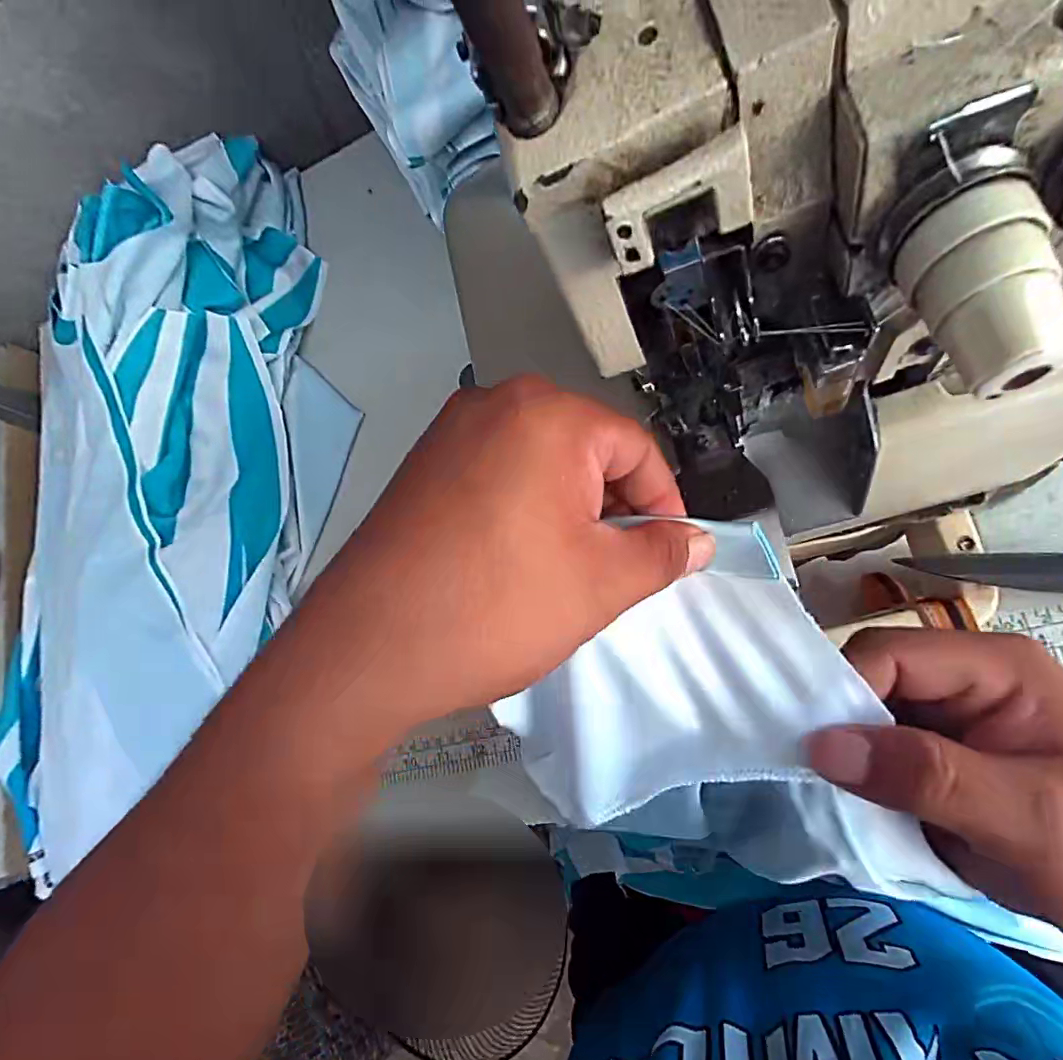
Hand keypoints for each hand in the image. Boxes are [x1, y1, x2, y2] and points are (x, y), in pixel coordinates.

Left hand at [305, 375, 711, 727]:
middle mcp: (496, 405)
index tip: (669, 549)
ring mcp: (452, 433)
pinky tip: (520, 562)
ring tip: (568, 571)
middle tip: (618, 566)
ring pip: (545, 464)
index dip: (664, 503)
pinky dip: (528, 510)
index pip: (637, 449)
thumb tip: (694, 541)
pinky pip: (501, 474)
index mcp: (548, 416)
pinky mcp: (425, 466)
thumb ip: (663, 554)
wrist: (367, 651)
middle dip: (615, 509)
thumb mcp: (602, 583)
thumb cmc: (494, 608)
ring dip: (572, 512)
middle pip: (589, 451)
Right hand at [803, 628, 1062, 958]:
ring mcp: (954, 730)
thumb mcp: (1034, 817)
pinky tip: (851, 813)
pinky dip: (863, 788)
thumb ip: (929, 776)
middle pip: (873, 682)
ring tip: (826, 800)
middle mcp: (966, 685)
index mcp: (996, 667)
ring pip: (870, 725)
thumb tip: (822, 744)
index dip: (845, 689)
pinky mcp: (944, 771)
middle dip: (842, 727)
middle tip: (813, 778)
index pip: (892, 654)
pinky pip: (882, 764)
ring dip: (850, 761)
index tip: (811, 747)